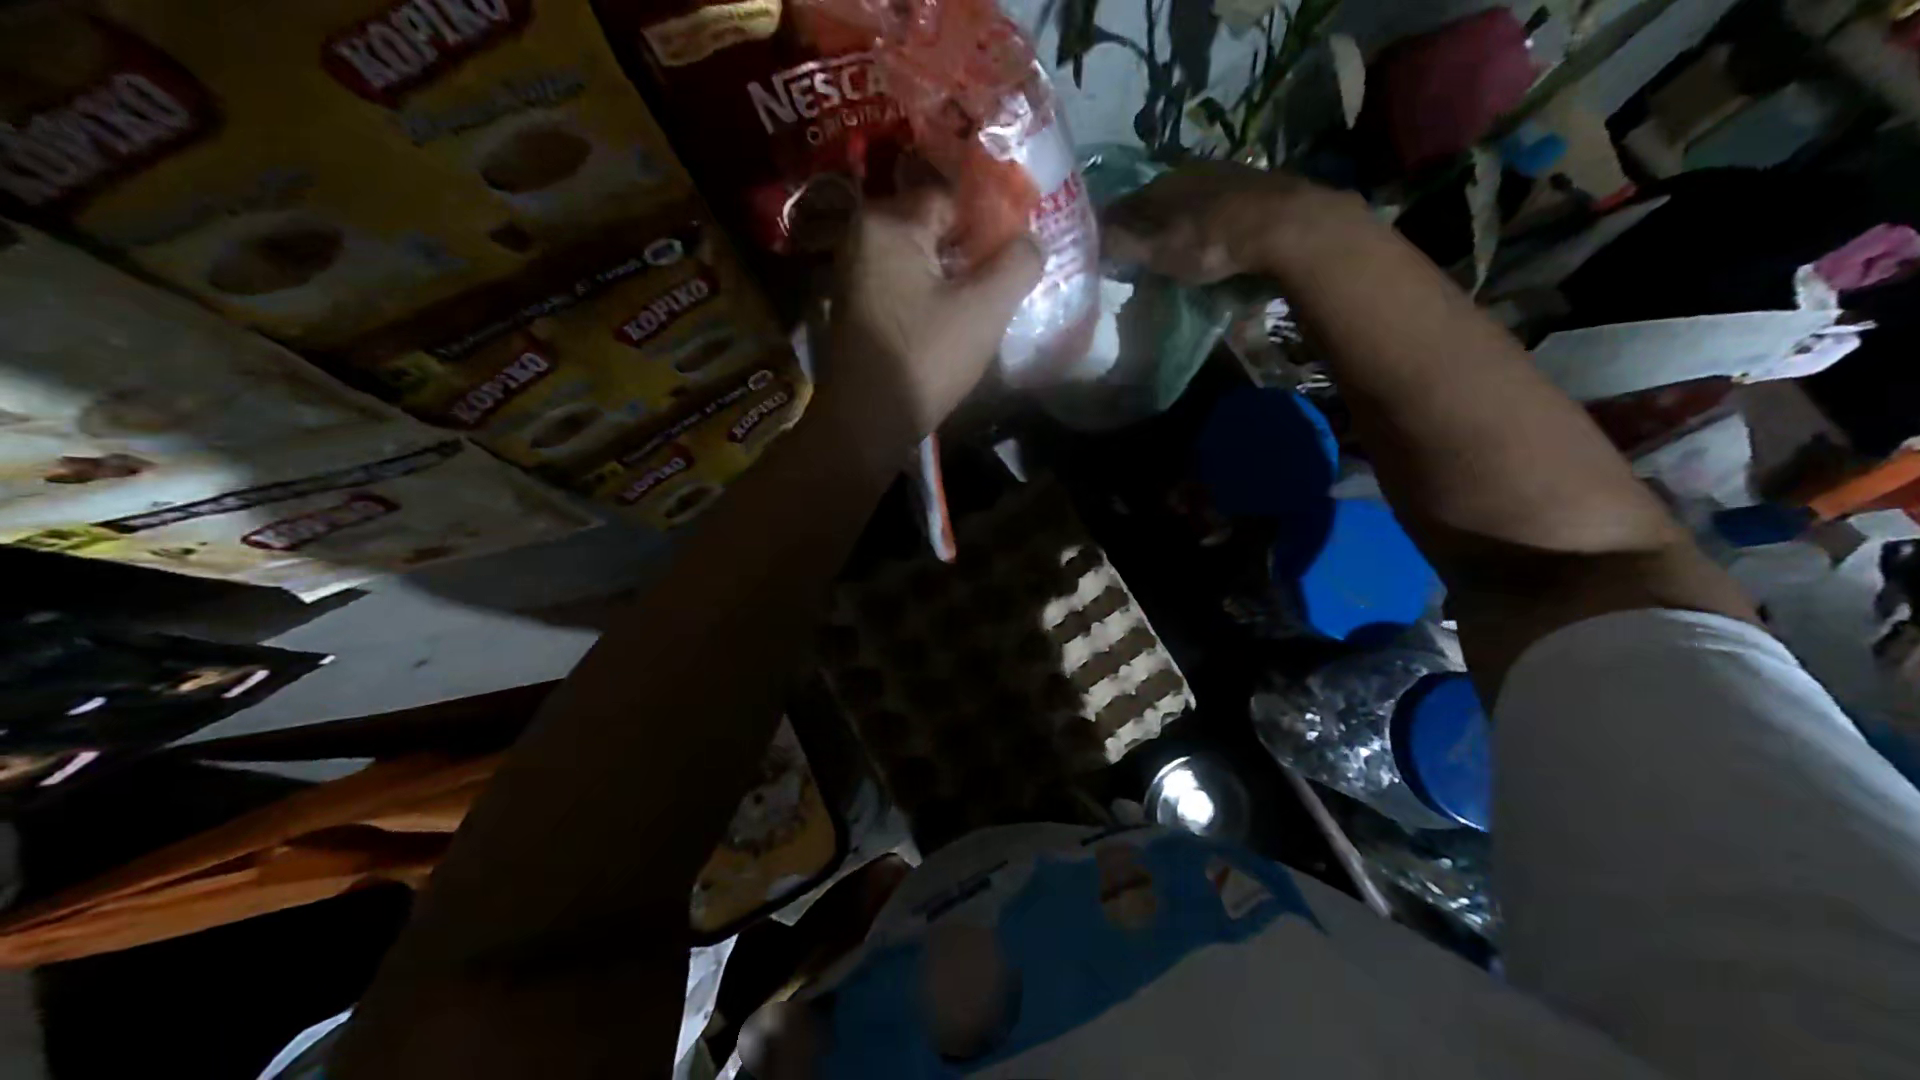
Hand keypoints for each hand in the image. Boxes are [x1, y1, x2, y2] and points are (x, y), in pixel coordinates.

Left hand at [821, 186, 1042, 454]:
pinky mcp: (857, 307)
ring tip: (987, 303)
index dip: (993, 222)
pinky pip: (906, 285)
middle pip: (936, 228)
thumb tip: (1032, 239)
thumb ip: (1018, 263)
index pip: (954, 198)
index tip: (1019, 253)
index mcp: (887, 222)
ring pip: (922, 259)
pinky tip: (955, 321)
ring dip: (956, 277)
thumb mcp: (984, 309)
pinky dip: (932, 295)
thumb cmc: (924, 359)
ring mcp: (855, 274)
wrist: (865, 425)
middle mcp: (862, 237)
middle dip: (974, 251)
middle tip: (1007, 282)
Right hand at [1101, 162, 1367, 284]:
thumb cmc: (1210, 242)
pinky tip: (1214, 238)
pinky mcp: (1256, 186)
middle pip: (1157, 200)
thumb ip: (1121, 243)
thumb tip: (1087, 239)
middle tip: (1139, 251)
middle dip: (1146, 223)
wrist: (1284, 225)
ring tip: (1176, 246)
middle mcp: (1189, 172)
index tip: (1104, 247)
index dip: (1112, 227)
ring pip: (1190, 199)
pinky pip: (1219, 205)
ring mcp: (1225, 175)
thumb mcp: (1157, 251)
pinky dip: (1209, 221)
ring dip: (1180, 220)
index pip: (1124, 204)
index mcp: (1160, 185)